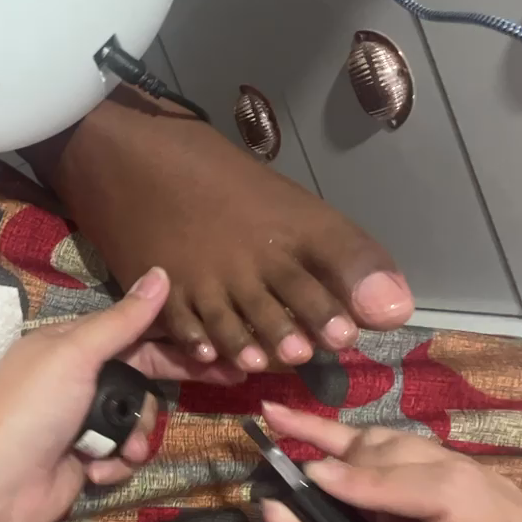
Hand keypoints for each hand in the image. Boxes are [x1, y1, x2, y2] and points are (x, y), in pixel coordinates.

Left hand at [0, 267, 243, 521]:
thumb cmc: (32, 406)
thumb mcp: (76, 354)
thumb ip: (122, 320)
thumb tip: (160, 273)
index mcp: (71, 343)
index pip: (134, 329)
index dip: (177, 333)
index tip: (221, 339)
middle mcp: (78, 377)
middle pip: (143, 374)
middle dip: (174, 384)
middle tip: (232, 379)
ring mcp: (81, 420)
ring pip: (138, 419)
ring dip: (136, 435)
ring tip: (123, 447)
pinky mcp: (85, 458)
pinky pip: (122, 454)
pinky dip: (114, 462)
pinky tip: (96, 469)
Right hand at [36, 88, 412, 374]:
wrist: (125, 158)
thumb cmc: (206, 167)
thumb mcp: (283, 195)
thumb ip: (339, 251)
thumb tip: (397, 308)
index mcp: (285, 224)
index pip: (324, 273)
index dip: (337, 307)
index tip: (348, 337)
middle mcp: (247, 254)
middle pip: (280, 305)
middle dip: (294, 332)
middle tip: (303, 356)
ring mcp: (202, 275)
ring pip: (233, 324)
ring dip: (249, 346)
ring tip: (259, 363)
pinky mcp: (163, 287)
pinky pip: (185, 325)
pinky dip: (198, 343)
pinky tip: (207, 355)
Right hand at [257, 402, 521, 521]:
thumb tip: (273, 507)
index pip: (450, 494)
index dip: (379, 479)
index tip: (316, 477)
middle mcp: (513, 514)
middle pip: (426, 460)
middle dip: (359, 465)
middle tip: (309, 483)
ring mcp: (494, 485)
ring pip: (407, 443)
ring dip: (352, 456)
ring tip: (319, 479)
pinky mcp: (460, 468)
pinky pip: (399, 438)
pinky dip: (340, 431)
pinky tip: (283, 416)